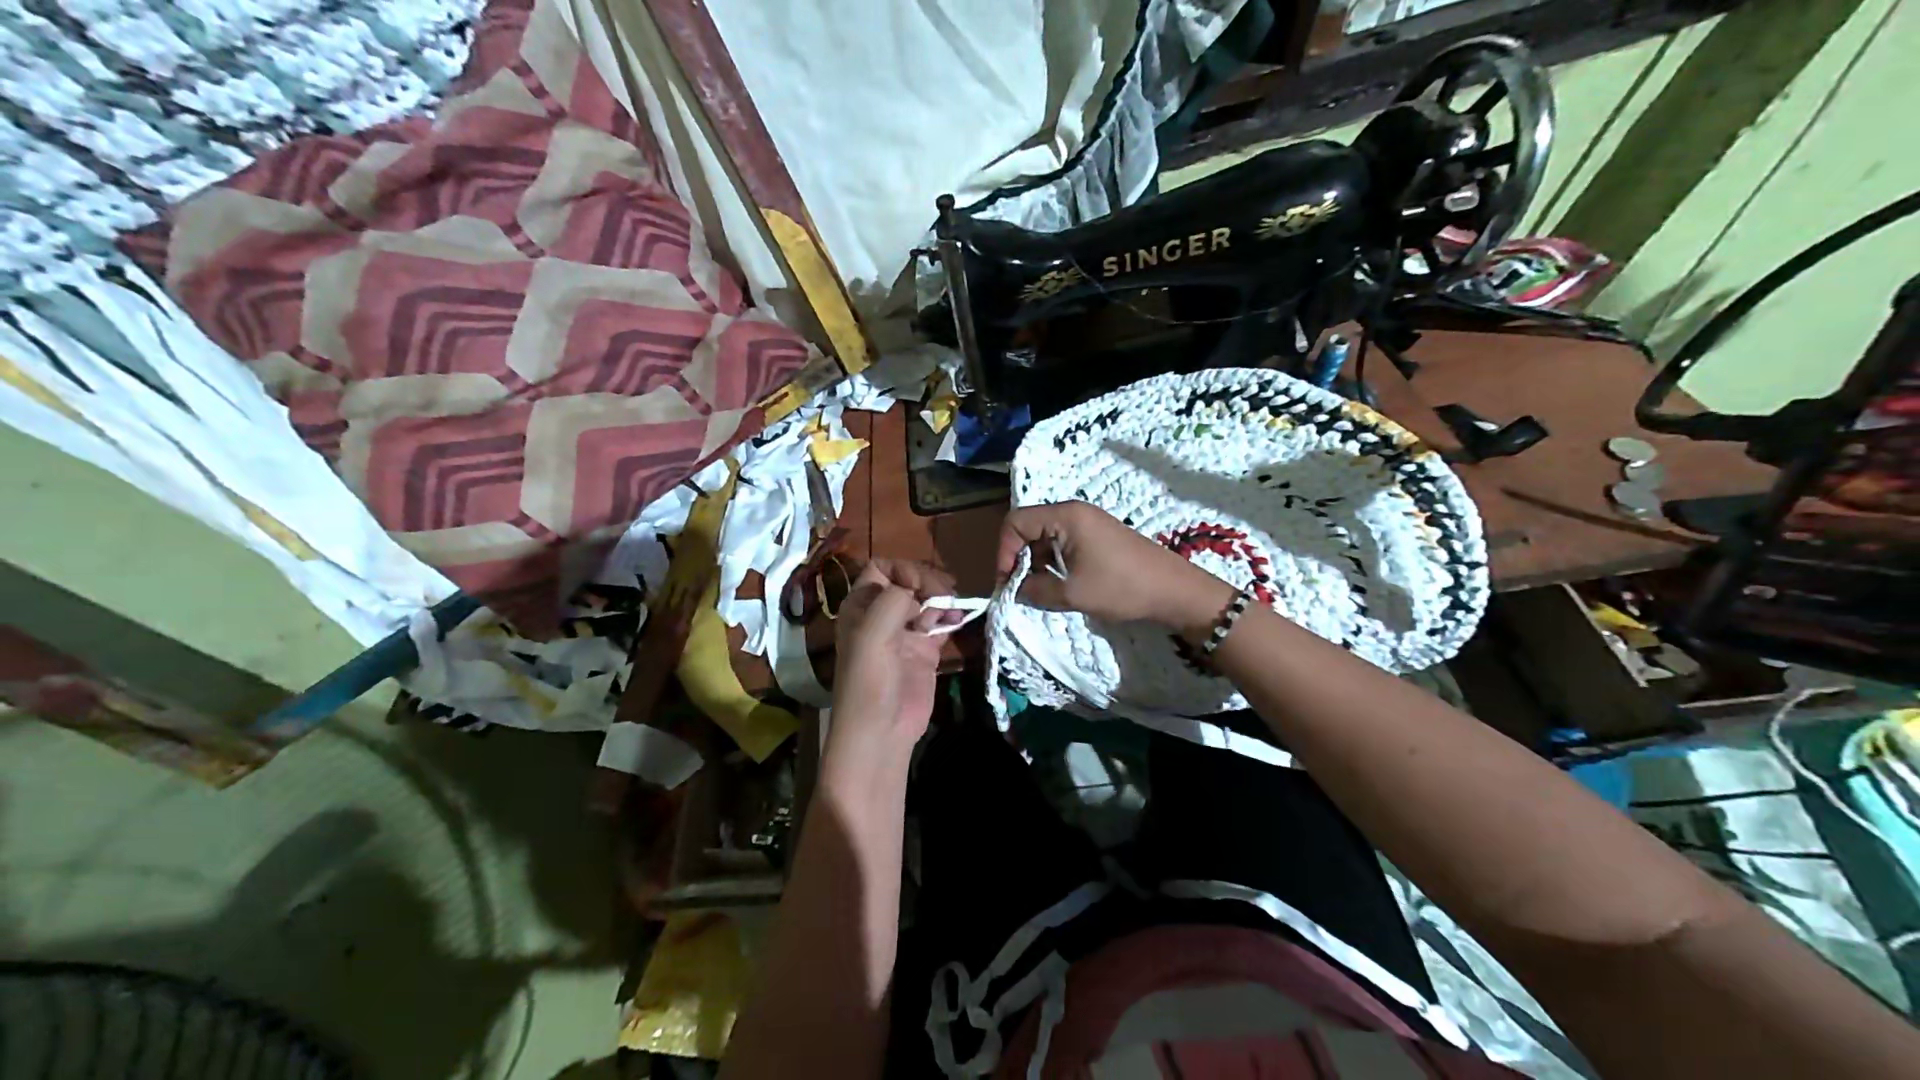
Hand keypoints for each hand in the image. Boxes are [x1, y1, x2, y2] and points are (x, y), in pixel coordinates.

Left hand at [830, 560, 960, 753]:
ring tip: (955, 606)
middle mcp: (881, 614)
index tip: (920, 587)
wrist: (882, 730)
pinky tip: (960, 618)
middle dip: (928, 582)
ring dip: (943, 597)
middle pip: (908, 581)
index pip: (881, 568)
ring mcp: (904, 632)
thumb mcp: (872, 633)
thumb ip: (893, 600)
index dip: (903, 570)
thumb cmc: (870, 680)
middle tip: (945, 594)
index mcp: (861, 606)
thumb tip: (918, 592)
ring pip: (927, 600)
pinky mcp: (924, 650)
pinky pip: (940, 622)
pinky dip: (951, 616)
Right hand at [995, 501, 1233, 635]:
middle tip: (1022, 590)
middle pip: (1028, 528)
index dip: (1004, 552)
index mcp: (1065, 516)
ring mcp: (1087, 523)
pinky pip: (1062, 544)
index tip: (1007, 583)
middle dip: (1018, 559)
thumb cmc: (1122, 587)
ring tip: (1043, 591)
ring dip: (1036, 564)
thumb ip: (1034, 589)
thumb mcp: (1071, 593)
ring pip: (1044, 538)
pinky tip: (1062, 586)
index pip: (1015, 522)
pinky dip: (1054, 564)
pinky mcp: (1097, 536)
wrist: (1174, 591)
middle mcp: (1073, 512)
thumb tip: (1014, 591)